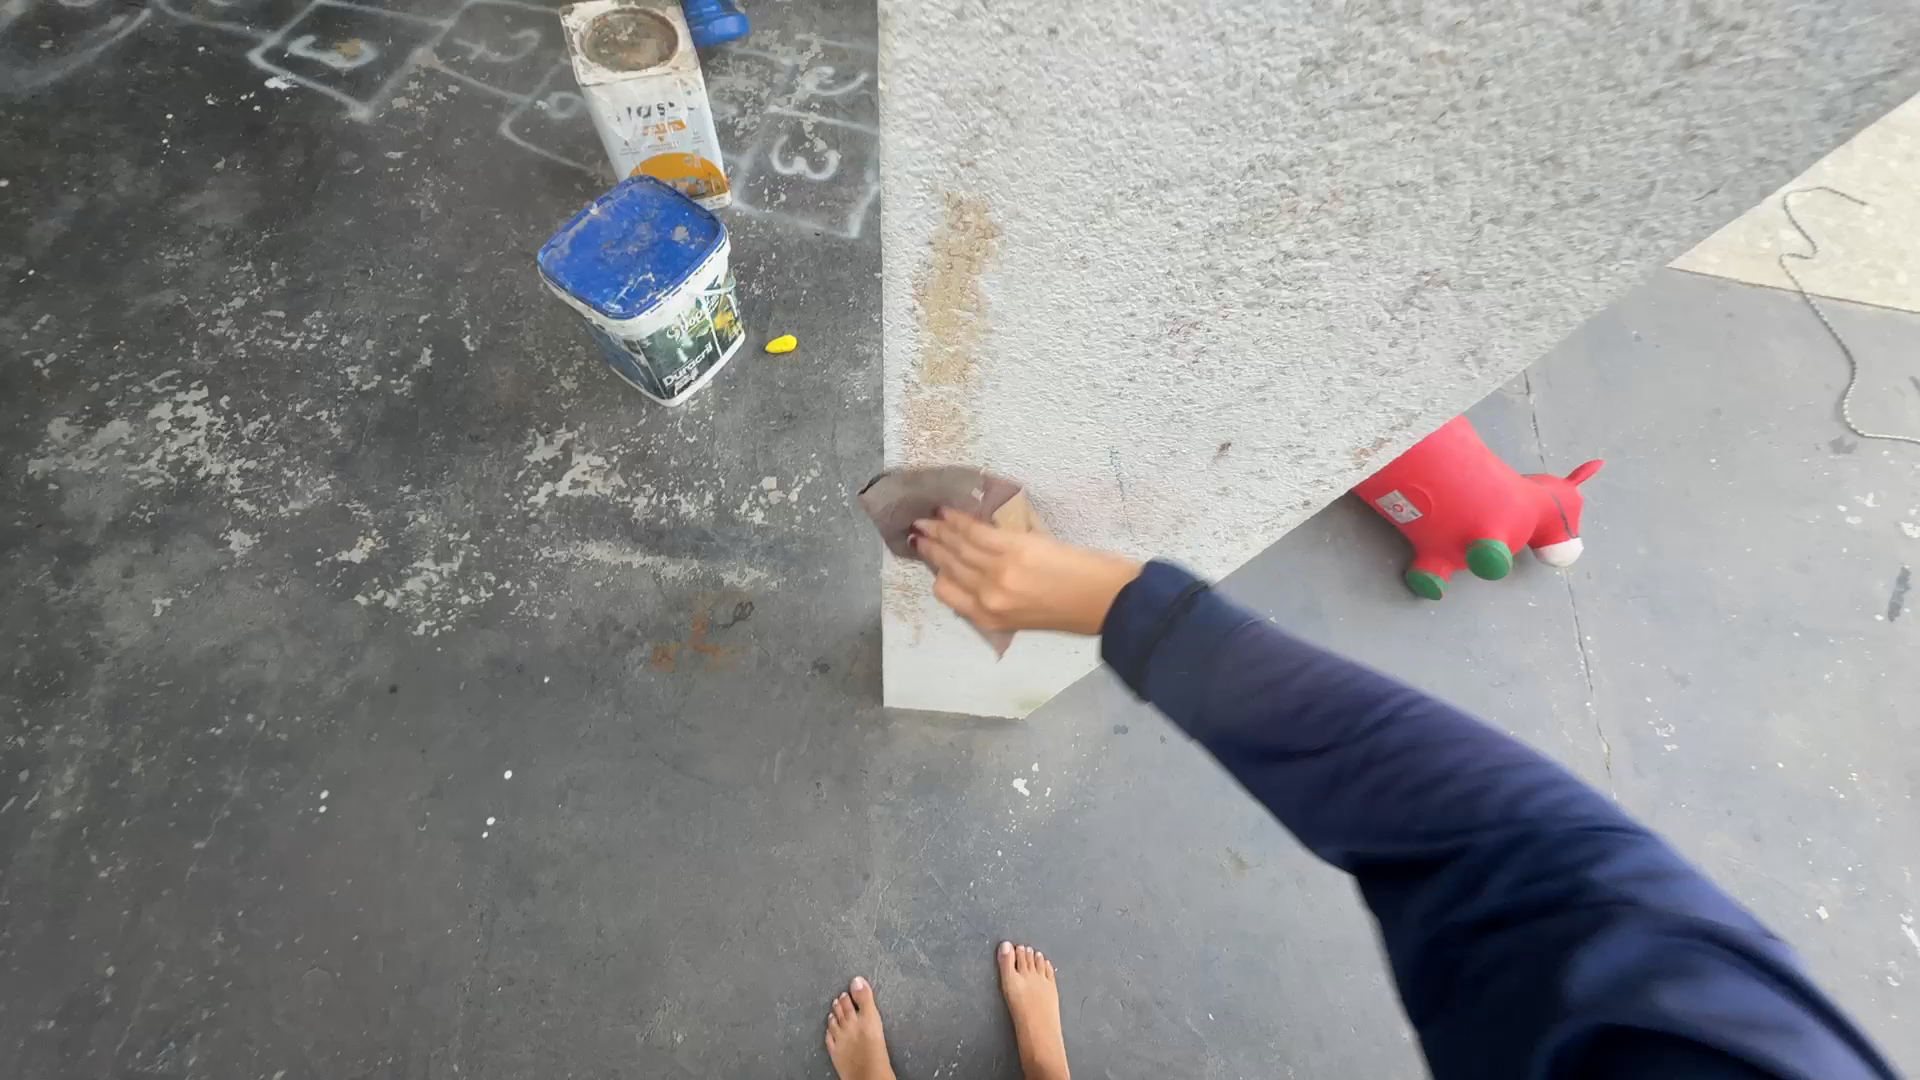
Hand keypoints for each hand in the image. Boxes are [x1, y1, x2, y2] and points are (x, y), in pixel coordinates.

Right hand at [912, 508, 1143, 635]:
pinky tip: (947, 511)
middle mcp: (987, 598)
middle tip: (917, 530)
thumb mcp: (1024, 616)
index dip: (937, 571)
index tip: (930, 555)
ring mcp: (998, 573)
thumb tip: (977, 570)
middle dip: (930, 546)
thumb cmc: (1072, 610)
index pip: (946, 592)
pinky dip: (958, 519)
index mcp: (989, 619)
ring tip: (926, 517)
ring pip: (957, 546)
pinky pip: (975, 532)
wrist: (1108, 601)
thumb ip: (997, 598)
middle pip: (947, 566)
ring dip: (938, 529)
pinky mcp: (1013, 549)